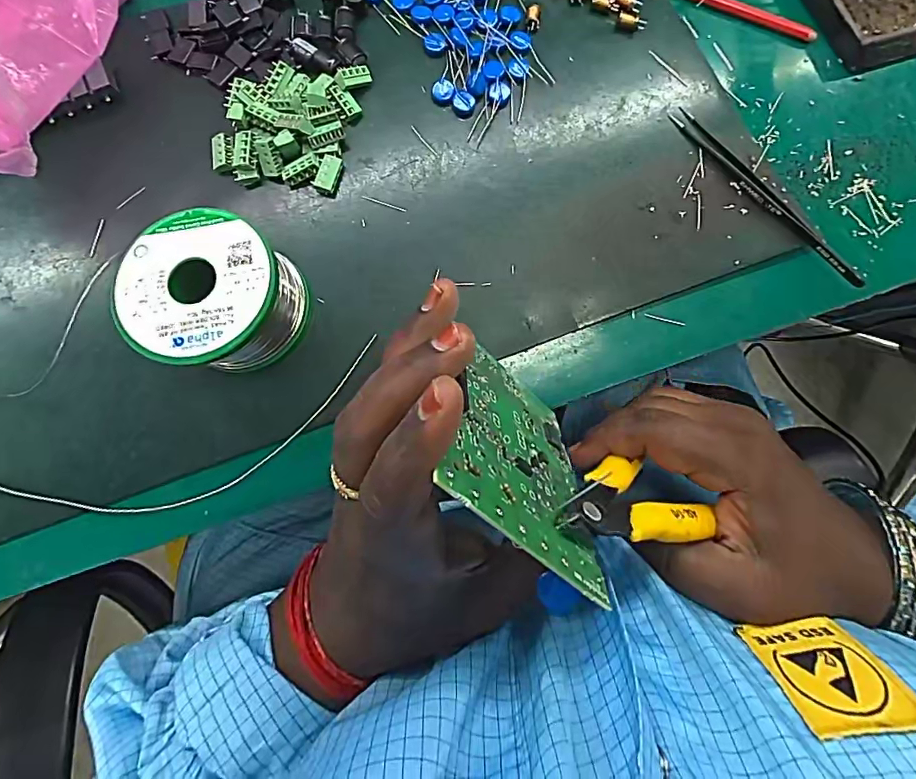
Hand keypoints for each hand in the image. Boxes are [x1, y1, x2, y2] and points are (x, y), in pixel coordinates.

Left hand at [271, 279, 539, 706]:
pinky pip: (379, 387)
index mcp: (386, 530)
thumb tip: (572, 511)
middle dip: (412, 373)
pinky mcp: (368, 437)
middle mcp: (361, 485)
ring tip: (444, 296)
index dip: (418, 436)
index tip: (451, 393)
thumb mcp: (474, 607)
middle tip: (462, 335)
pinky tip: (432, 315)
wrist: (344, 620)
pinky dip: (404, 348)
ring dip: (407, 344)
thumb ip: (523, 562)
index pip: (394, 478)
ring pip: (369, 394)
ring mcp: (357, 456)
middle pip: (368, 422)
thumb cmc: (410, 614)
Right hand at [569, 386, 894, 627]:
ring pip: (661, 400)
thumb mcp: (729, 585)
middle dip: (610, 433)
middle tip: (585, 467)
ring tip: (605, 462)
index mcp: (736, 455)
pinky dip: (646, 424)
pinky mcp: (735, 422)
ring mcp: (737, 417)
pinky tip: (635, 452)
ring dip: (626, 426)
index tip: (578, 464)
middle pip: (652, 406)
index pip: (654, 427)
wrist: (855, 563)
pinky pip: (677, 407)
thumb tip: (611, 520)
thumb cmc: (800, 579)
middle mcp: (735, 422)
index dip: (608, 441)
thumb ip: (663, 553)